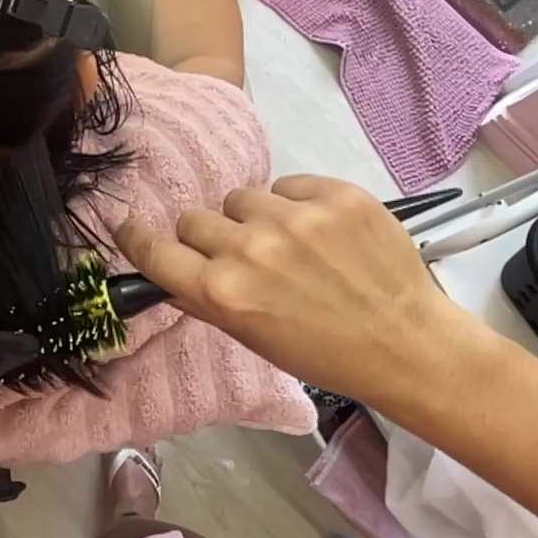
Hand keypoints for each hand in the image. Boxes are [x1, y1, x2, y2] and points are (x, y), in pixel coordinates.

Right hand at [116, 175, 489, 406]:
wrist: (408, 342)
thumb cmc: (323, 353)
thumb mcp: (251, 338)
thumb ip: (204, 300)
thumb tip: (168, 272)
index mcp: (224, 293)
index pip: (155, 250)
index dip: (138, 238)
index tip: (130, 227)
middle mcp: (250, 250)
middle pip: (194, 218)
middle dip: (210, 237)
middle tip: (242, 255)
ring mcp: (294, 218)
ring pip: (240, 197)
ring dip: (254, 218)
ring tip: (289, 243)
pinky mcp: (334, 194)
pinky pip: (287, 184)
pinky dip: (296, 204)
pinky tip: (321, 232)